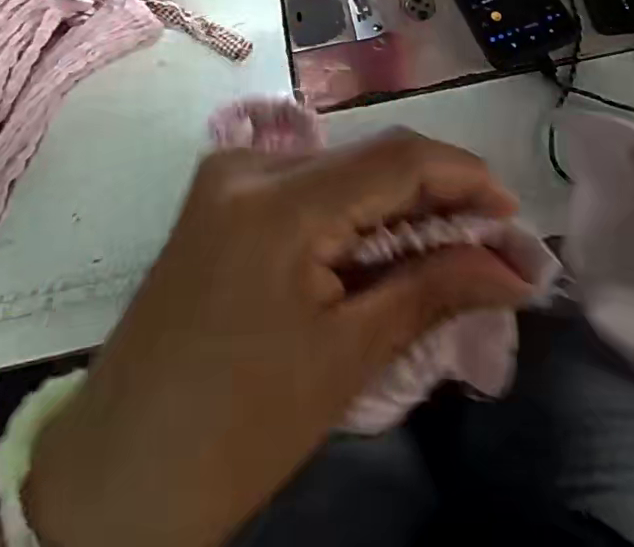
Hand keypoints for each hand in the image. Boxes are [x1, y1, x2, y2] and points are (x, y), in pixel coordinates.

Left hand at [25, 132, 533, 546]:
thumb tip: (515, 268)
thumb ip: (436, 289)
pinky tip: (381, 249)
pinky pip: (308, 188)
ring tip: (445, 251)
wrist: (117, 474)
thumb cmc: (238, 427)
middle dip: (437, 196)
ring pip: (342, 171)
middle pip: (370, 159)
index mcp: (277, 203)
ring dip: (399, 205)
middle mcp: (247, 168)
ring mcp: (226, 180)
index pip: (397, 158)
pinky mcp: (220, 201)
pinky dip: (355, 212)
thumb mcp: (348, 356)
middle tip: (487, 243)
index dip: (466, 178)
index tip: (510, 217)